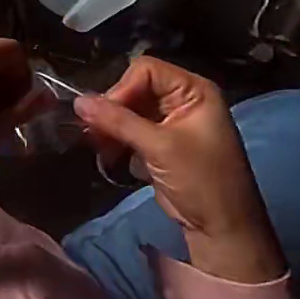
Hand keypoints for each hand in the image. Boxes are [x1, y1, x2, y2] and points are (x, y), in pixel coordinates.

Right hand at [72, 57, 286, 283]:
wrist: (221, 228)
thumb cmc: (201, 181)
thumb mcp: (160, 147)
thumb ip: (118, 122)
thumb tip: (78, 102)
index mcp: (194, 91)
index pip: (146, 71)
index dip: (122, 89)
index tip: (106, 115)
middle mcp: (182, 100)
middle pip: (133, 89)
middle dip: (112, 110)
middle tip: (95, 134)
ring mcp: (169, 122)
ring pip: (127, 110)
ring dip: (110, 127)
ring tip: (99, 147)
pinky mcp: (159, 143)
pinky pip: (129, 129)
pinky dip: (115, 139)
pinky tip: (107, 154)